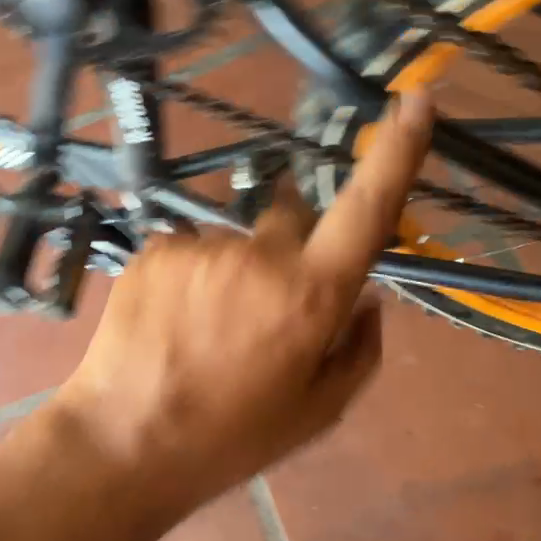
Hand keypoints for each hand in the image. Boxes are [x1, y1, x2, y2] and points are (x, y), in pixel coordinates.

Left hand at [53, 87, 436, 514]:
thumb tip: (368, 298)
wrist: (125, 441)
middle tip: (262, 309)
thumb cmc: (231, 439)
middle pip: (293, 217)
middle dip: (291, 246)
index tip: (415, 99)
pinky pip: (189, 250)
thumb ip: (358, 349)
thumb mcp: (316, 412)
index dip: (397, 151)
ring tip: (202, 331)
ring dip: (232, 271)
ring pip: (235, 243)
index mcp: (311, 294)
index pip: (366, 208)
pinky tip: (171, 322)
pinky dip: (190, 277)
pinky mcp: (154, 248)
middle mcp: (259, 254)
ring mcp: (201, 245)